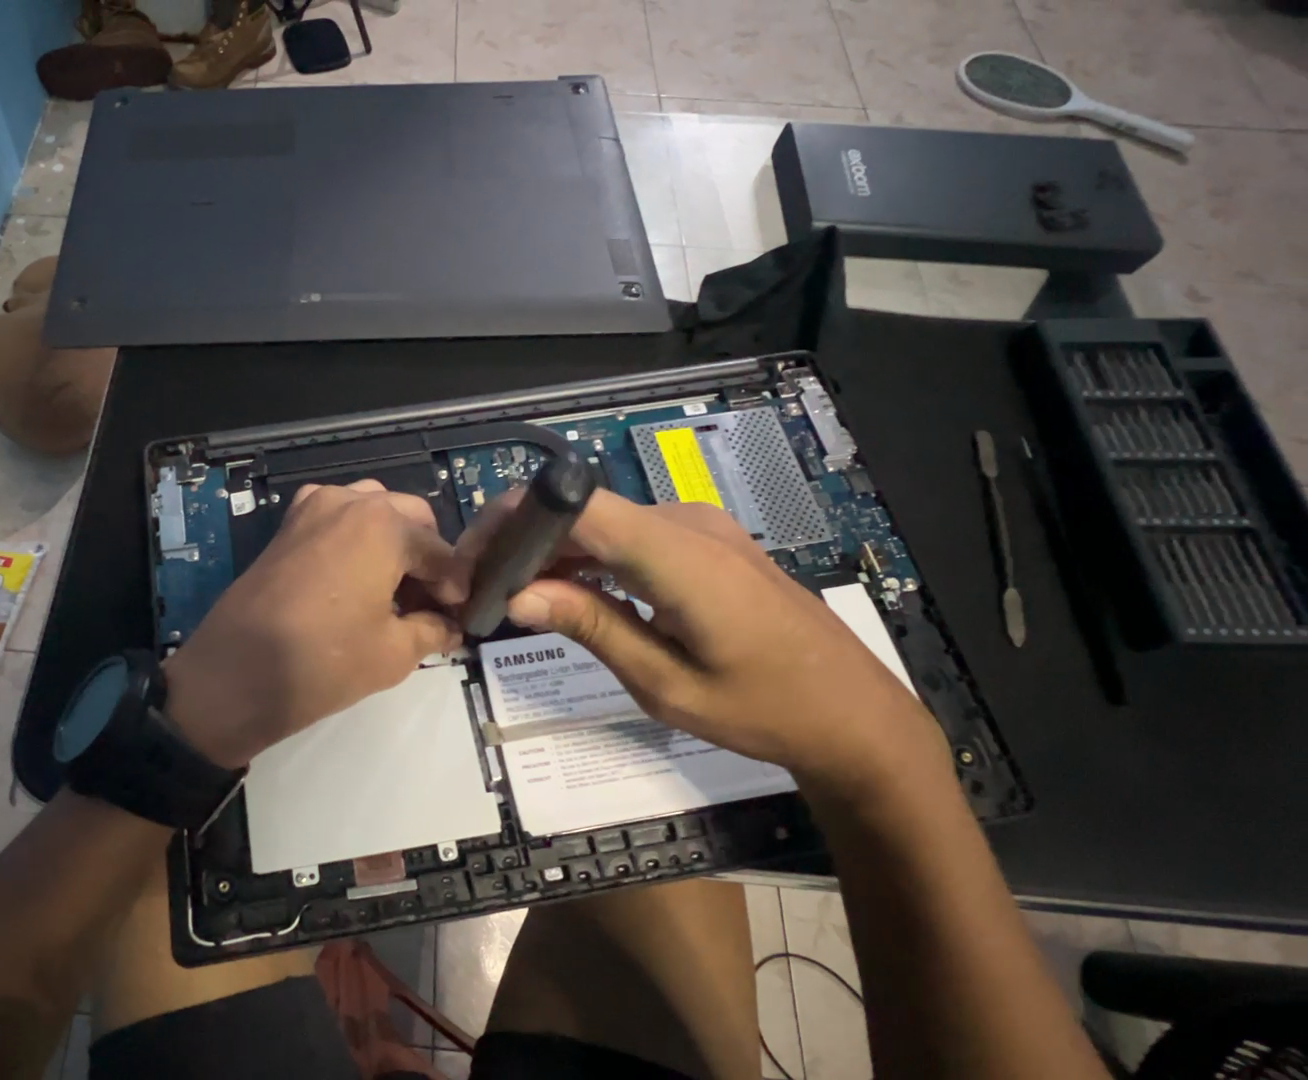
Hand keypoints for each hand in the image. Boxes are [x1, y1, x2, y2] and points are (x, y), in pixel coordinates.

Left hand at [165, 480, 465, 768]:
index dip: (455, 586)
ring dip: (392, 543)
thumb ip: (432, 630)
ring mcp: (312, 509)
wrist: (234, 675)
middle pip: (409, 519)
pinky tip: (355, 580)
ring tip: (393, 592)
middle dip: (426, 557)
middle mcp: (349, 502)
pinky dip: (356, 540)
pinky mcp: (286, 527)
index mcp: (384, 524)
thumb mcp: (394, 653)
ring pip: (372, 512)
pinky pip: (336, 521)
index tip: (459, 616)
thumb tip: (451, 625)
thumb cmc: (324, 662)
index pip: (440, 551)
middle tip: (428, 604)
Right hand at [454, 488, 949, 796]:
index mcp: (680, 556)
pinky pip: (629, 536)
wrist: (854, 713)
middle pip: (582, 510)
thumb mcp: (666, 684)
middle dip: (522, 542)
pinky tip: (565, 593)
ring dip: (551, 553)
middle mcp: (687, 523)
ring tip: (512, 598)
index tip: (474, 568)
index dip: (515, 524)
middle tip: (481, 592)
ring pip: (601, 522)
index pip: (577, 507)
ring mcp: (700, 527)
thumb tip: (517, 594)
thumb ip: (591, 627)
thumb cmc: (764, 709)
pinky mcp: (705, 541)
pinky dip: (588, 558)